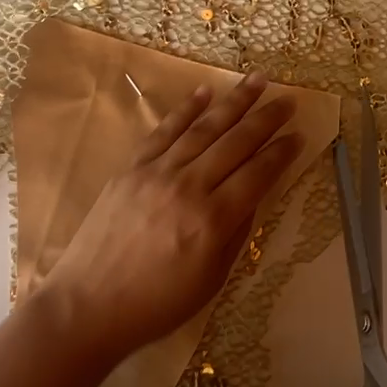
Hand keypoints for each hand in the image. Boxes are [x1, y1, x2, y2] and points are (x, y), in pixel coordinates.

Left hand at [35, 71, 302, 362]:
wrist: (88, 306)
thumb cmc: (156, 304)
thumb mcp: (212, 280)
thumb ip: (236, 233)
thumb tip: (254, 196)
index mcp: (213, 220)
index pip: (258, 174)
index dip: (281, 153)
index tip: (298, 134)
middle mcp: (189, 187)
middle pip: (236, 143)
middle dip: (266, 119)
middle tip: (287, 100)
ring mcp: (157, 172)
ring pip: (203, 128)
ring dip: (233, 102)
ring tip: (256, 80)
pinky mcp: (132, 168)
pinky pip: (164, 131)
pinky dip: (186, 110)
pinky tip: (205, 93)